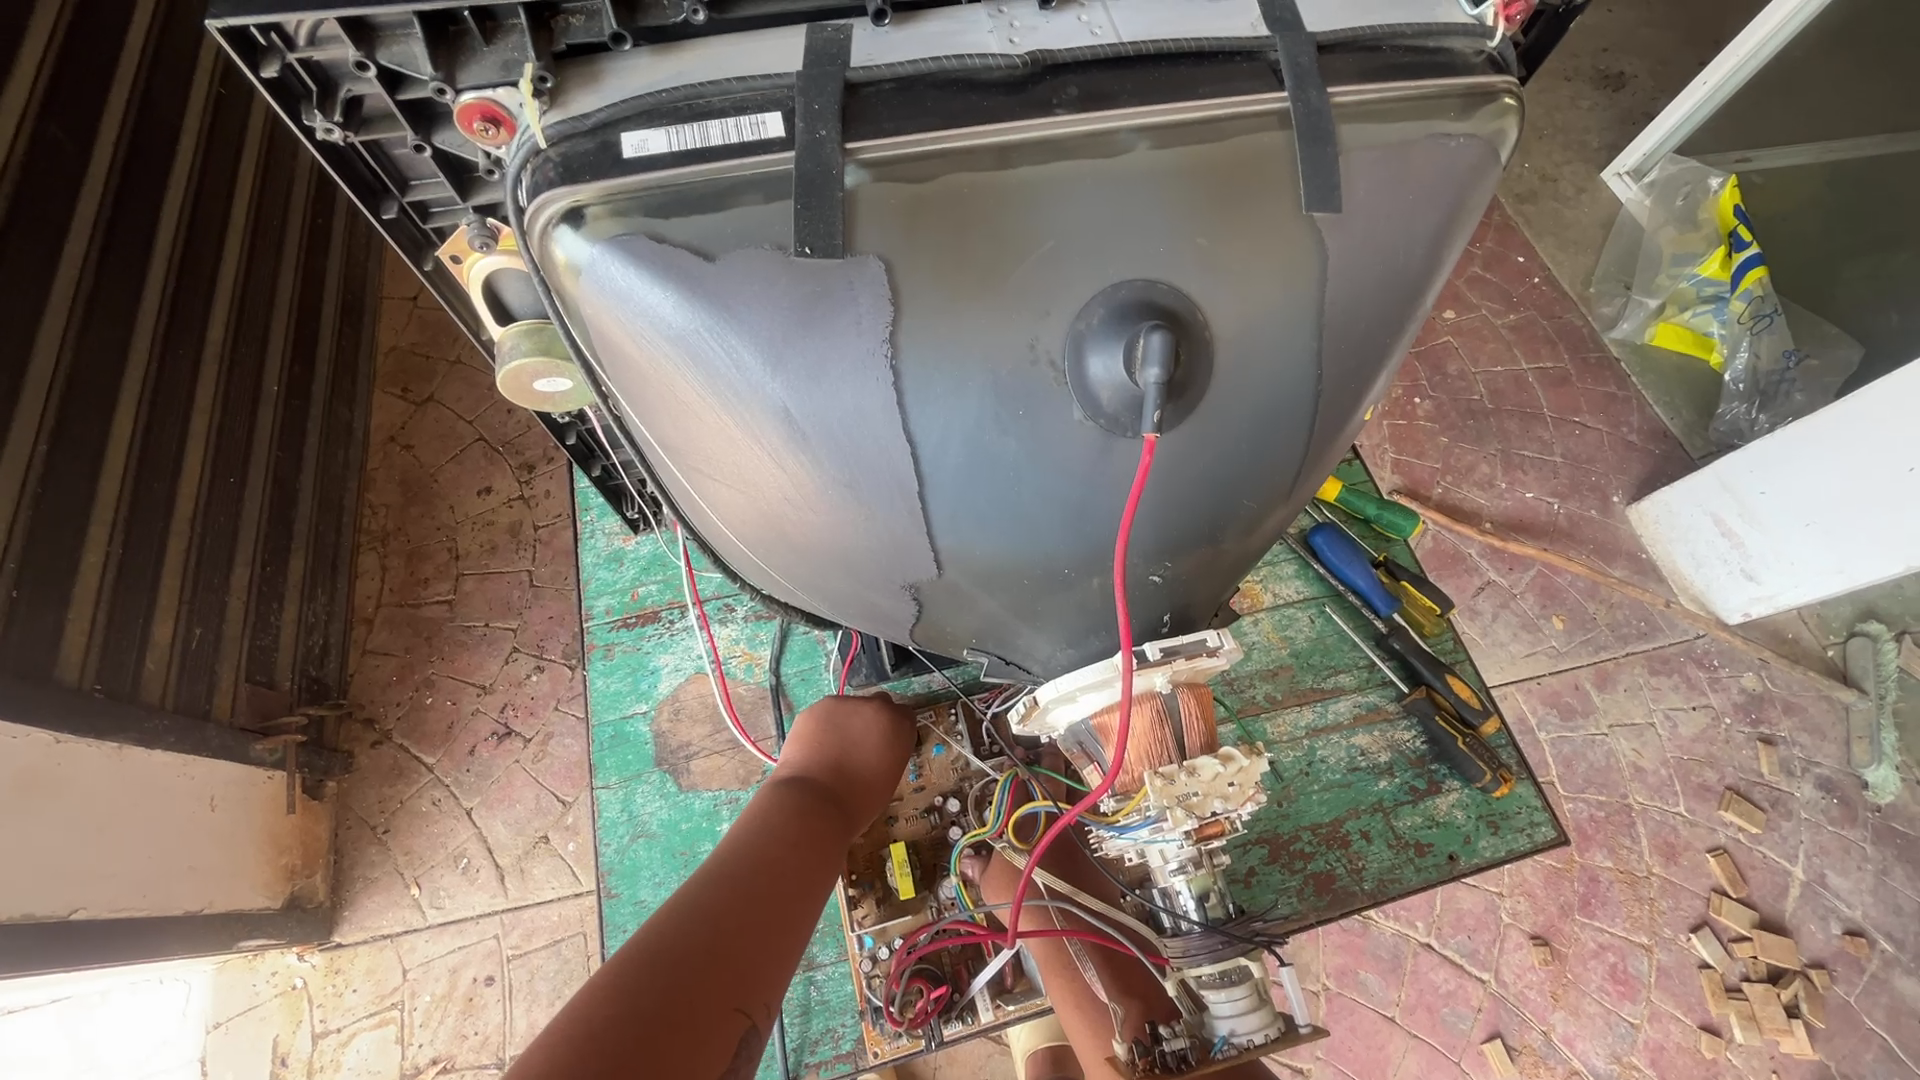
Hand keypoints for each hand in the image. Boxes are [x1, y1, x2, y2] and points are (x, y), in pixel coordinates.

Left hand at [767, 694, 915, 838]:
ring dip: (844, 723)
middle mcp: (875, 707)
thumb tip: (875, 750)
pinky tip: (814, 750)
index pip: (904, 715)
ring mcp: (844, 704)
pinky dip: (821, 728)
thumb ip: (888, 753)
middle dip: (870, 721)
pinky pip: (823, 715)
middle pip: (877, 705)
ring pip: (848, 709)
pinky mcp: (816, 708)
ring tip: (830, 752)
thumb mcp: (888, 776)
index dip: (893, 729)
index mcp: (899, 725)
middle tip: (857, 747)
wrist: (816, 801)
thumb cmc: (860, 801)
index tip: (884, 744)